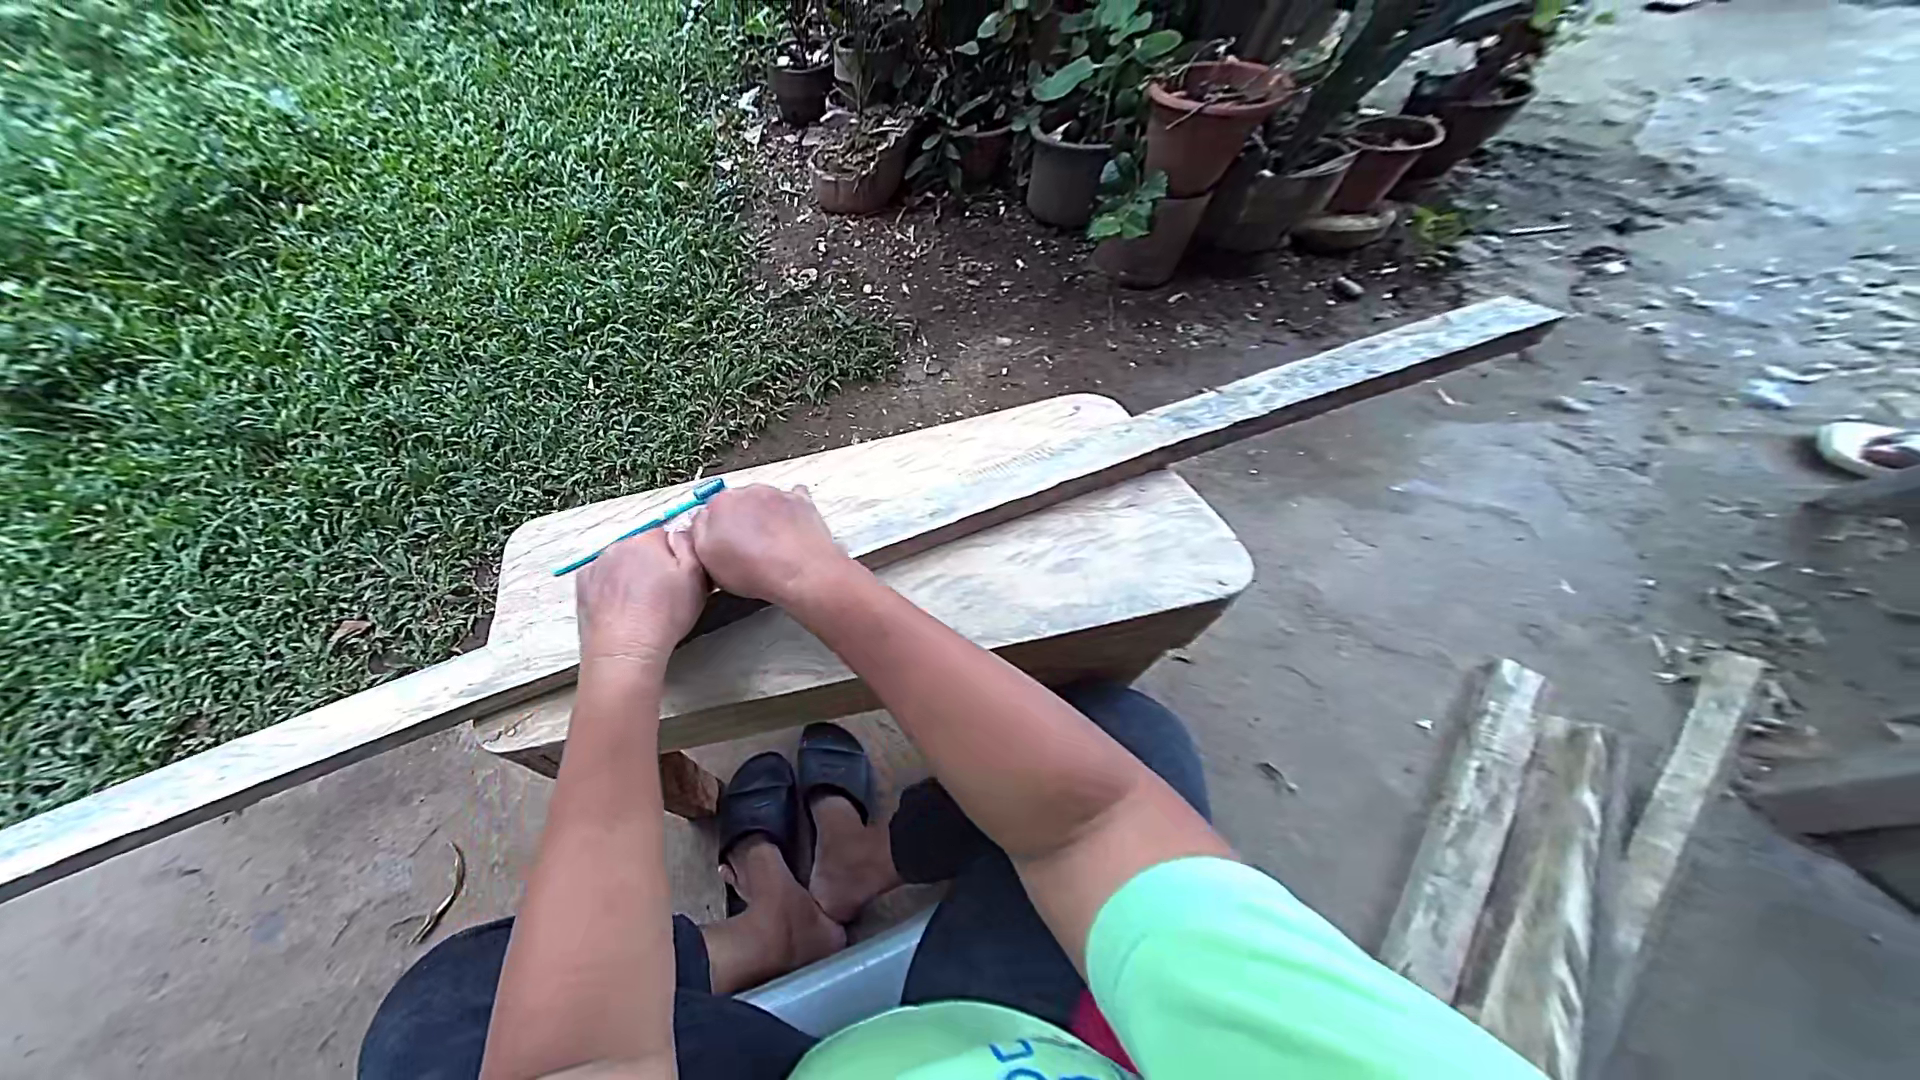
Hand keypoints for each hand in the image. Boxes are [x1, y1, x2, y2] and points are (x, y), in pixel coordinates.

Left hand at [574, 527, 709, 669]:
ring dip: (630, 574)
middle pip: (640, 547)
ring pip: (620, 562)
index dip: (676, 555)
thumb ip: (689, 545)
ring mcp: (596, 566)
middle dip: (651, 563)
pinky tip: (622, 606)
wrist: (624, 650)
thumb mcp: (696, 576)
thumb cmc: (665, 615)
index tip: (680, 576)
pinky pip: (602, 577)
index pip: (665, 535)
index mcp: (646, 541)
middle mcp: (617, 547)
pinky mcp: (582, 586)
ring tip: (642, 603)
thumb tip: (679, 532)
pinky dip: (611, 587)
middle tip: (663, 591)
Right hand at [689, 484, 851, 606]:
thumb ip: (698, 533)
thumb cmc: (755, 570)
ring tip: (771, 542)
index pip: (711, 511)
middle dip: (741, 520)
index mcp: (721, 504)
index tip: (724, 545)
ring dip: (765, 516)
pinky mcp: (801, 502)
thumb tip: (701, 521)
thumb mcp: (708, 559)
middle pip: (739, 503)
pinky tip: (790, 525)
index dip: (717, 531)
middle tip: (748, 546)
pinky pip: (792, 500)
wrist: (801, 572)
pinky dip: (790, 509)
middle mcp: (749, 492)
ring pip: (764, 502)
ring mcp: (777, 494)